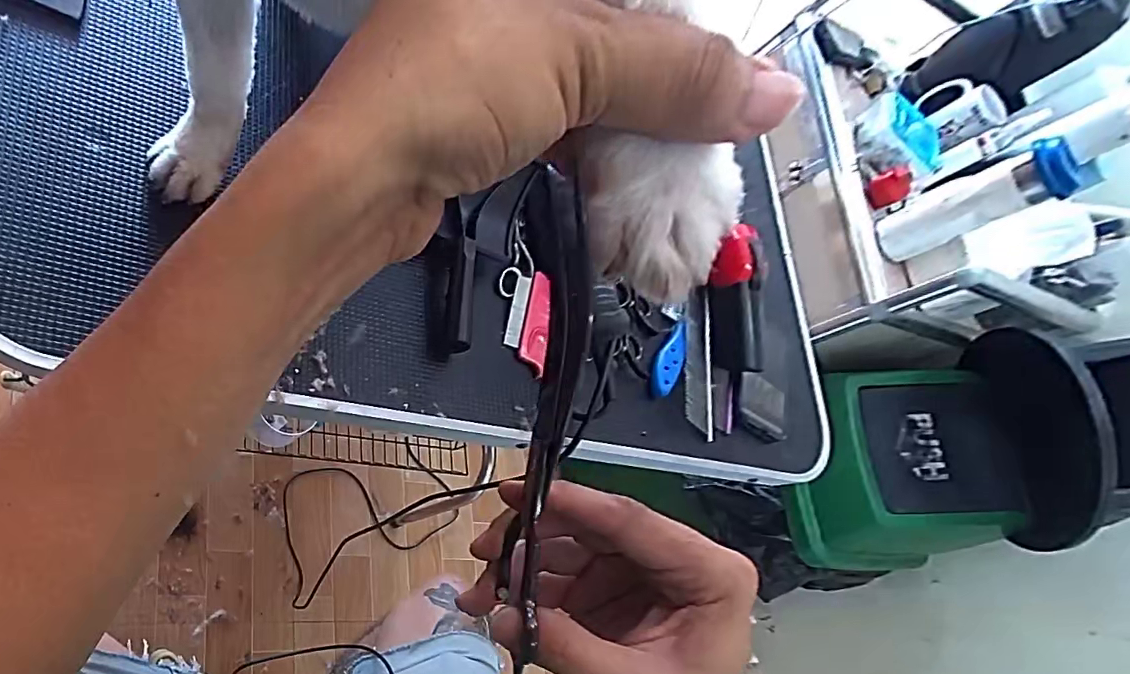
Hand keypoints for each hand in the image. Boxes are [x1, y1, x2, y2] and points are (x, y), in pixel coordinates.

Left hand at [300, 0, 803, 255]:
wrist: (361, 183)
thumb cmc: (442, 87)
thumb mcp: (571, 57)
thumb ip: (671, 71)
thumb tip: (768, 94)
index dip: (696, 41)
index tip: (733, 89)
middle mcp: (518, 0)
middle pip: (630, 38)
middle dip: (671, 104)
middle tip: (704, 154)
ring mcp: (506, 52)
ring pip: (602, 90)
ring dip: (637, 147)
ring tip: (666, 194)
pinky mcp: (495, 112)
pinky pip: (569, 128)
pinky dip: (597, 164)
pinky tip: (618, 199)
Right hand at [458, 480, 759, 673]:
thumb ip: (567, 649)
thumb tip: (501, 617)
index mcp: (708, 571)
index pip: (633, 523)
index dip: (574, 504)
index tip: (520, 493)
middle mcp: (674, 558)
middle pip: (593, 526)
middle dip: (533, 535)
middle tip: (483, 550)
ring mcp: (639, 570)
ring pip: (570, 545)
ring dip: (521, 563)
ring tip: (480, 592)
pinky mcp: (612, 586)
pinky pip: (562, 573)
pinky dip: (527, 586)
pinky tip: (498, 604)